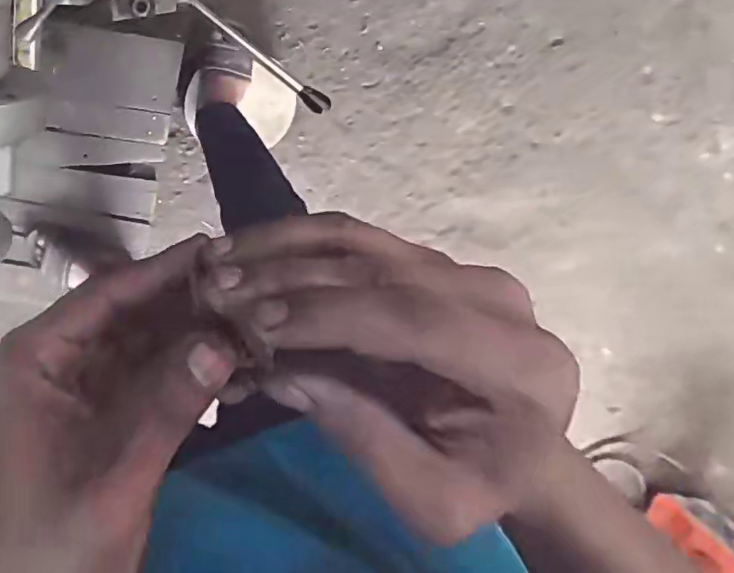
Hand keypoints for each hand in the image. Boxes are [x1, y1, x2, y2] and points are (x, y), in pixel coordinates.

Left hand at [0, 235, 236, 572]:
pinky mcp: (111, 399)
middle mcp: (58, 352)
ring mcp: (86, 374)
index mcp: (36, 354)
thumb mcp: (117, 479)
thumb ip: (167, 408)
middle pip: (129, 308)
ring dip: (194, 328)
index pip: (103, 294)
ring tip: (247, 313)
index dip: (158, 271)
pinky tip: (233, 358)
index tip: (208, 248)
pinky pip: (154, 366)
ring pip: (146, 333)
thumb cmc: (62, 544)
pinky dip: (191, 362)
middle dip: (183, 298)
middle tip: (240, 279)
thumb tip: (221, 343)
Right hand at [201, 212, 579, 545]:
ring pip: (350, 237)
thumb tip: (279, 369)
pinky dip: (288, 238)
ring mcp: (453, 264)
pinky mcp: (418, 253)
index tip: (253, 323)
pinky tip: (243, 247)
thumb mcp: (430, 500)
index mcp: (517, 361)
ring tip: (217, 262)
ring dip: (275, 246)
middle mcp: (490, 294)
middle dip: (284, 277)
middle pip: (370, 269)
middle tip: (216, 290)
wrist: (514, 451)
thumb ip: (362, 436)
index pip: (408, 317)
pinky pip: (345, 233)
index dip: (324, 314)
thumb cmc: (476, 484)